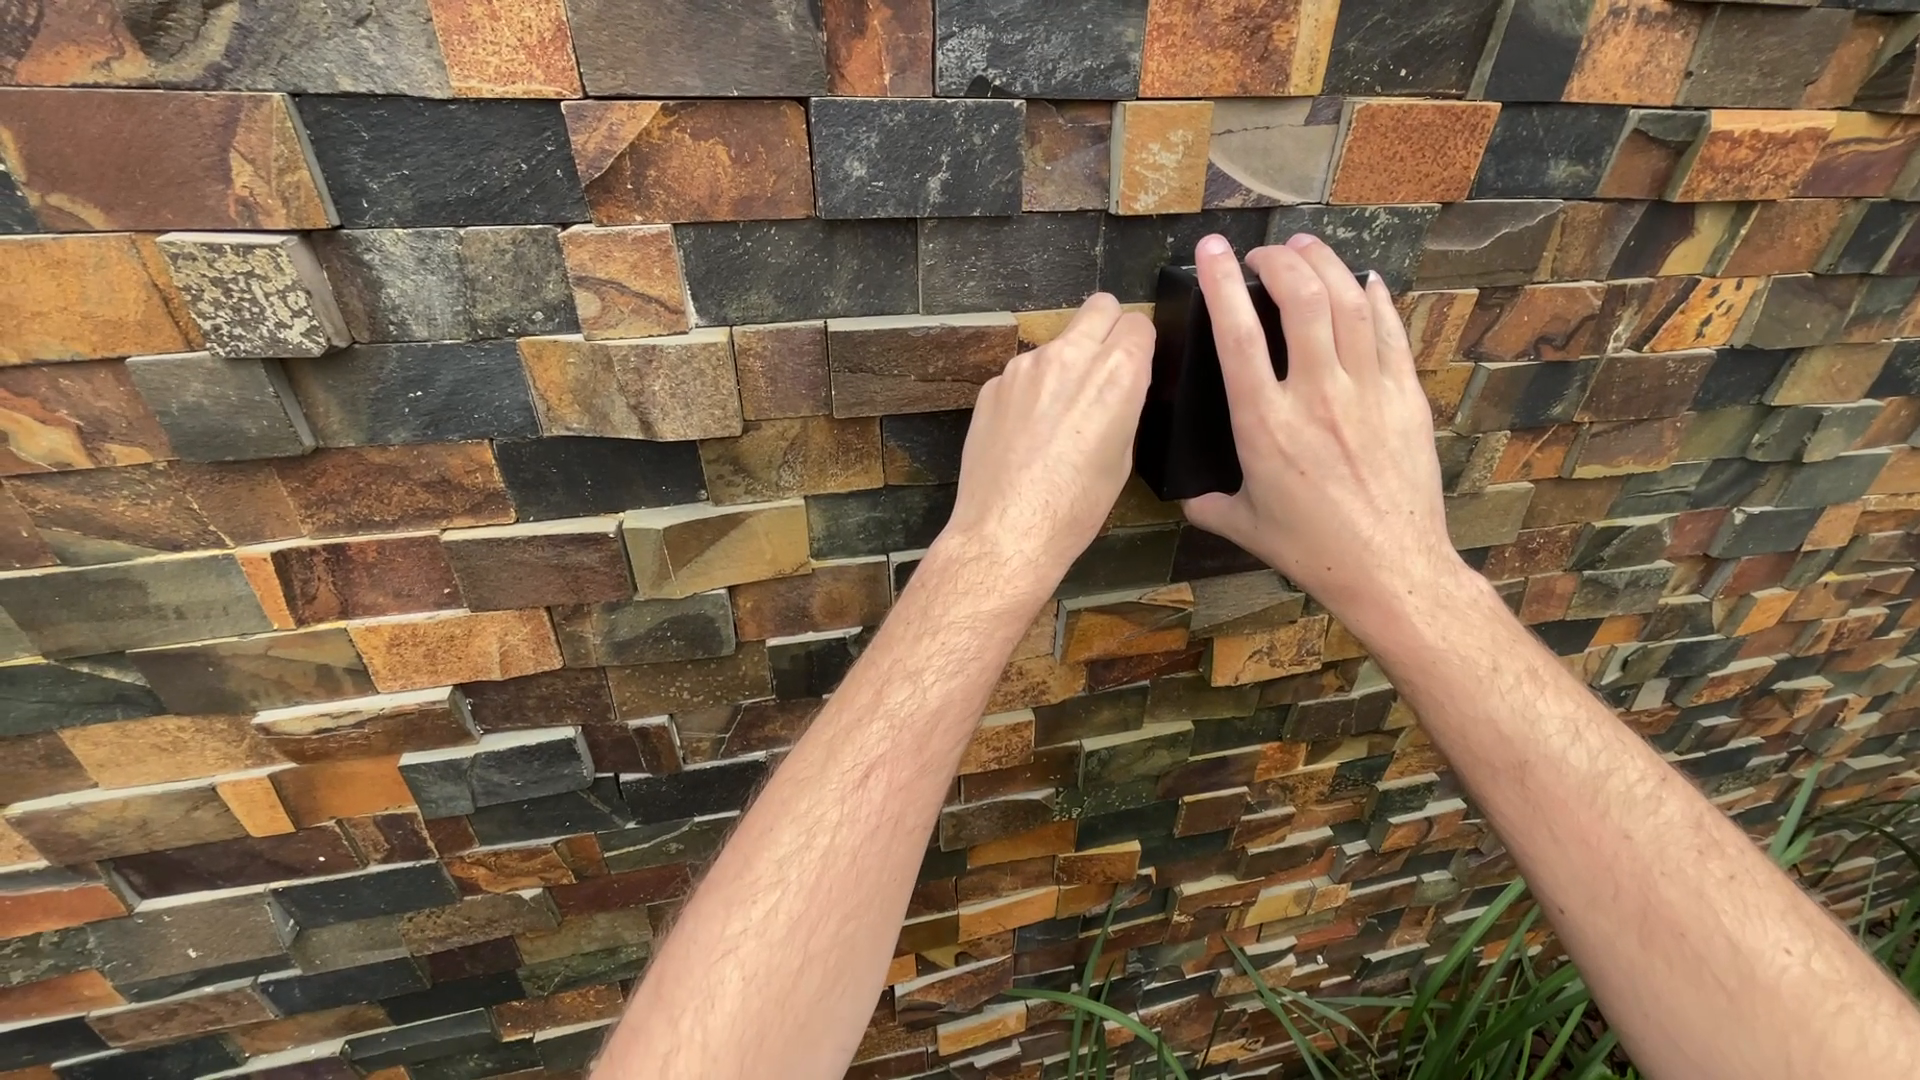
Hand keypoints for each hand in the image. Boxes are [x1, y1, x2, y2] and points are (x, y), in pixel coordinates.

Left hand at [938, 293, 1153, 601]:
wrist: (1007, 531)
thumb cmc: (1077, 506)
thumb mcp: (1123, 457)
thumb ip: (1124, 405)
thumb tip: (1117, 389)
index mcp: (1116, 373)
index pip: (1138, 323)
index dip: (1139, 346)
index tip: (1134, 369)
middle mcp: (1069, 355)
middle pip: (1098, 307)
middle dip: (1106, 329)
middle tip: (1100, 372)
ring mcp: (1023, 367)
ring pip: (1056, 343)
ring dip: (1063, 364)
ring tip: (1055, 419)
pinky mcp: (992, 385)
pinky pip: (1021, 374)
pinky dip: (1029, 391)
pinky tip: (1023, 434)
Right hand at [1181, 233, 1464, 636]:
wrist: (1389, 565)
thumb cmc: (1310, 548)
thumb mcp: (1244, 525)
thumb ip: (1207, 504)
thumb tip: (1186, 497)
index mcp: (1264, 424)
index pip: (1238, 335)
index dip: (1222, 283)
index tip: (1212, 251)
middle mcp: (1315, 395)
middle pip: (1301, 299)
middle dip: (1279, 260)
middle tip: (1263, 254)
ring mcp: (1366, 390)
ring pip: (1348, 302)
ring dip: (1324, 264)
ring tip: (1305, 248)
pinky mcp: (1405, 396)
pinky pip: (1390, 330)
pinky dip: (1375, 297)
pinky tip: (1364, 281)